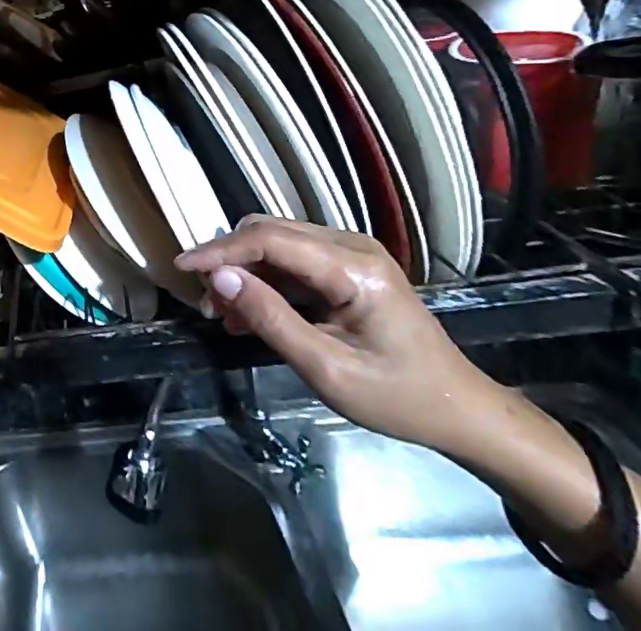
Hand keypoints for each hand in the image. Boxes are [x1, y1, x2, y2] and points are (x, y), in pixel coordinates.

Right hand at [176, 216, 509, 451]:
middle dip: (230, 261)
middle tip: (207, 304)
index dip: (221, 250)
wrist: (458, 407)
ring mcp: (353, 252)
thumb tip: (220, 279)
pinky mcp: (350, 266)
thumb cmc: (397, 397)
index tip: (182, 267)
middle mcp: (352, 244)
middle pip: (271, 232)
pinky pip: (296, 260)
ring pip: (279, 243)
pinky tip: (250, 313)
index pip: (270, 239)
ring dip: (246, 272)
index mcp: (353, 267)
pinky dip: (267, 281)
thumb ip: (270, 319)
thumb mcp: (326, 369)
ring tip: (224, 314)